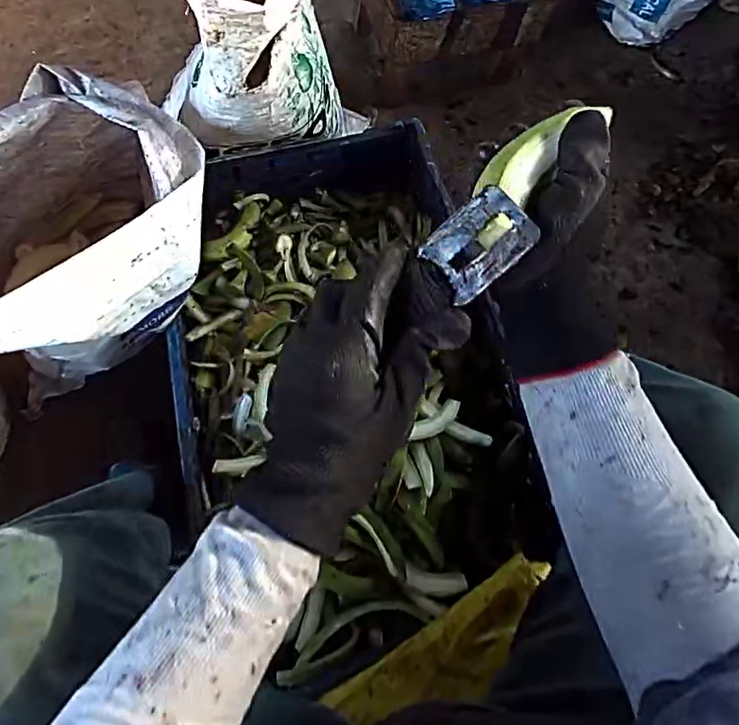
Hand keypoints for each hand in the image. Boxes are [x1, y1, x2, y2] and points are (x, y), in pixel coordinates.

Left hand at [235, 246, 470, 554]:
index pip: (368, 286)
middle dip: (366, 284)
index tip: (405, 251)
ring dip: (345, 303)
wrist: (304, 487)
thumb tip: (451, 320)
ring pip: (320, 305)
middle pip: (338, 287)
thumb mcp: (399, 406)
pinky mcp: (286, 363)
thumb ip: (416, 354)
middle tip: (394, 300)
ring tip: (373, 325)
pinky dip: (331, 323)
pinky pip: (310, 325)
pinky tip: (351, 350)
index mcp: (348, 346)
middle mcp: (316, 337)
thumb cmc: (359, 450)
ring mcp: (295, 349)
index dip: (388, 264)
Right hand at [493, 110, 617, 381]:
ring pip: (516, 163)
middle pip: (543, 149)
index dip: (566, 122)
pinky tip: (479, 162)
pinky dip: (485, 170)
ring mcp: (529, 204)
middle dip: (528, 135)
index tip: (552, 113)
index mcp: (585, 184)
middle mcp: (558, 191)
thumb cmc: (562, 244)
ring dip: (504, 150)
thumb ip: (585, 152)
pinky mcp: (503, 216)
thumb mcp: (581, 193)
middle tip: (516, 134)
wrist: (532, 296)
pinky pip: (493, 183)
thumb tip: (590, 111)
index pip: (577, 141)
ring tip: (493, 147)